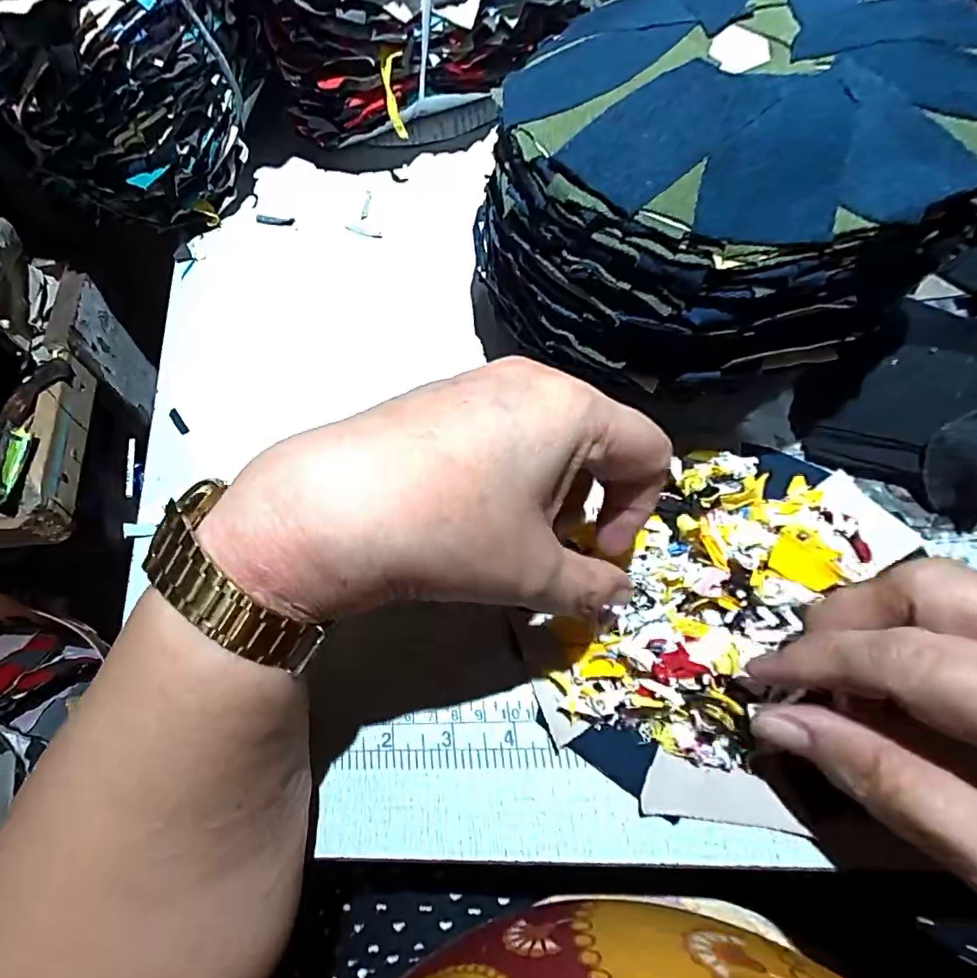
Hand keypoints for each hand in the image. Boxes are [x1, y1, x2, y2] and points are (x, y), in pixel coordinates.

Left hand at [193, 357, 670, 622]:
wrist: (327, 509)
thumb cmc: (450, 534)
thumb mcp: (531, 572)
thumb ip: (592, 588)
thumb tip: (618, 597)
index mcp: (572, 407)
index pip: (649, 452)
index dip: (639, 513)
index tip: (597, 555)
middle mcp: (533, 379)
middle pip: (601, 442)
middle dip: (591, 505)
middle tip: (552, 551)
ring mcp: (482, 381)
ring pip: (552, 438)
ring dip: (551, 493)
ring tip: (507, 535)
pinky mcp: (442, 396)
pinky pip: (506, 430)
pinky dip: (511, 473)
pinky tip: (467, 510)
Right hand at [747, 559, 976, 977]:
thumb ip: (901, 793)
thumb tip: (786, 725)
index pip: (939, 661)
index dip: (830, 660)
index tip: (759, 676)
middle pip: (959, 590)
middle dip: (855, 619)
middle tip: (800, 669)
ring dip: (897, 627)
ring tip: (847, 677)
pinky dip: (951, 649)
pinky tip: (927, 694)